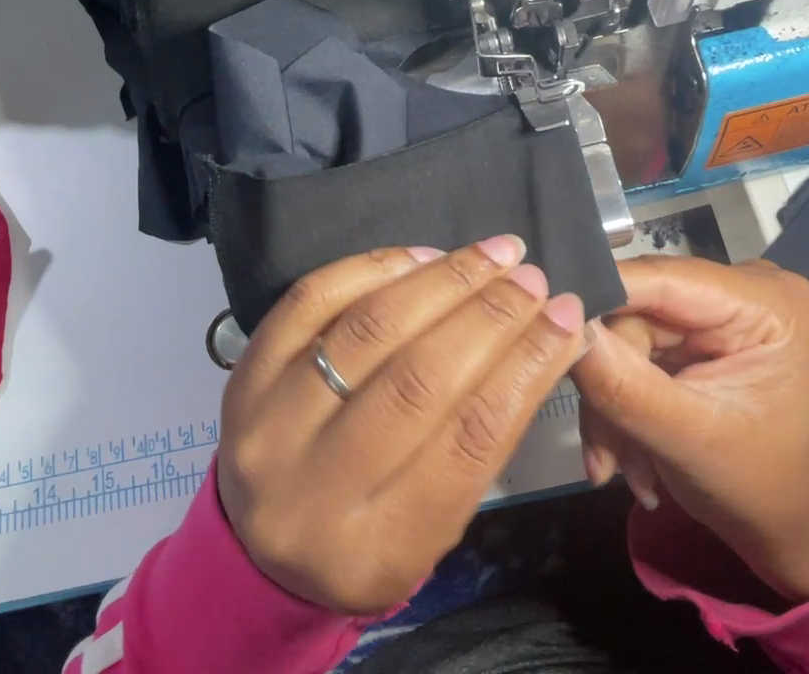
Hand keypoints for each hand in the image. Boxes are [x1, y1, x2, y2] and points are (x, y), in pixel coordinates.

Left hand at [217, 236, 588, 615]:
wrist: (259, 551)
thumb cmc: (368, 540)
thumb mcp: (437, 525)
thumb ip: (486, 437)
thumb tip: (547, 334)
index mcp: (381, 543)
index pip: (470, 438)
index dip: (527, 366)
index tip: (565, 316)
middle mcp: (316, 485)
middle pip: (419, 379)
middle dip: (489, 317)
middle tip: (531, 278)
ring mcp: (269, 424)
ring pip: (368, 330)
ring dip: (441, 281)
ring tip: (493, 256)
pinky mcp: (243, 375)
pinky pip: (310, 300)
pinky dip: (373, 268)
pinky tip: (422, 256)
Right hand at [569, 256, 808, 601]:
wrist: (780, 528)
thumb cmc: (755, 486)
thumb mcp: (686, 439)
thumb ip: (622, 382)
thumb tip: (563, 323)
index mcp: (765, 302)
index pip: (662, 278)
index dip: (600, 296)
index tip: (544, 326)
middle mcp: (743, 290)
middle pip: (637, 311)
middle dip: (611, 380)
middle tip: (601, 451)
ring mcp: (717, 312)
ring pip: (627, 335)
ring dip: (613, 402)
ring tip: (617, 465)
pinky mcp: (695, 333)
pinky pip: (635, 351)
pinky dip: (623, 400)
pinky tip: (629, 453)